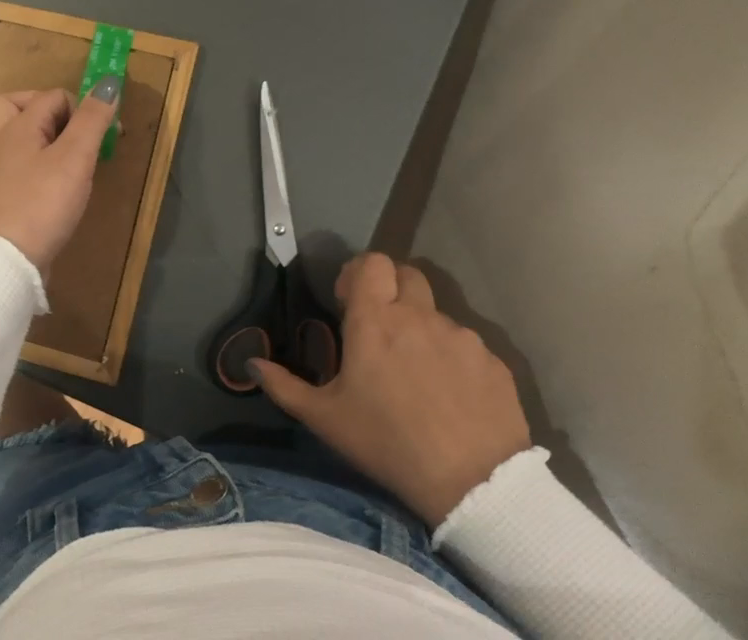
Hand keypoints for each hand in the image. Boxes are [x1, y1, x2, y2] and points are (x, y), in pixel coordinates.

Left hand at [0, 79, 120, 269]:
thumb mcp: (75, 157)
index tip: (102, 135)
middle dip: (47, 111)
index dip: (81, 108)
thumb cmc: (43, 202)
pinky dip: (38, 162)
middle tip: (73, 132)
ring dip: (42, 137)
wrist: (10, 258)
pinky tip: (57, 181)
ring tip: (69, 155)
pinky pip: (19, 163)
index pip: (52, 96)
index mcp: (16, 126)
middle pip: (15, 106)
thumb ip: (92, 119)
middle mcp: (1, 142)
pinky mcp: (4, 194)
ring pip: (15, 136)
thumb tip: (109, 82)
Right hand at [249, 252, 530, 526]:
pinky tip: (447, 395)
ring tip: (414, 372)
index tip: (347, 301)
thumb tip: (252, 364)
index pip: (371, 263)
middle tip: (377, 326)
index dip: (357, 273)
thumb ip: (283, 385)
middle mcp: (420, 317)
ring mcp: (463, 338)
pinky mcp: (494, 363)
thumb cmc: (386, 443)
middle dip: (389, 288)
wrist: (475, 485)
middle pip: (407, 274)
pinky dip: (451, 358)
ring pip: (436, 314)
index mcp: (376, 321)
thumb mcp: (324, 418)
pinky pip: (466, 346)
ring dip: (420, 328)